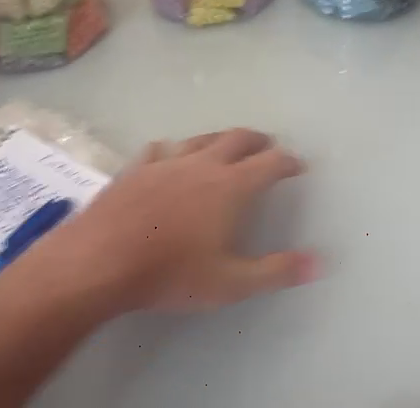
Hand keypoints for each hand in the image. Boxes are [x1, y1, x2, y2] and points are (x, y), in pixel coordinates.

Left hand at [34, 129, 315, 314]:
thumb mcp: (229, 283)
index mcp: (231, 186)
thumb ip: (275, 271)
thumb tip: (320, 262)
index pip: (270, 163)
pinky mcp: (135, 168)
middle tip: (268, 145)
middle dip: (258, 140)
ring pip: (201, 138)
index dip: (288, 161)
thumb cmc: (170, 273)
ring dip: (220, 138)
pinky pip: (160, 149)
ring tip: (226, 144)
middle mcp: (203, 164)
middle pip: (238, 139)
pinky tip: (167, 154)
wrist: (99, 261)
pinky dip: (172, 149)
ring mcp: (166, 162)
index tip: (298, 165)